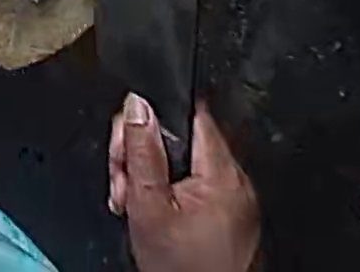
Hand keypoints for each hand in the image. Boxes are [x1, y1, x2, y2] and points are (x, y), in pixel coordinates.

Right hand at [109, 95, 259, 271]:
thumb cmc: (181, 268)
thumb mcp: (147, 202)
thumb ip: (141, 149)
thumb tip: (136, 104)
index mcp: (223, 177)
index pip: (191, 114)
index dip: (153, 113)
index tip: (128, 128)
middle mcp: (236, 185)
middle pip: (178, 137)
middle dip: (139, 149)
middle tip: (123, 175)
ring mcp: (234, 202)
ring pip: (178, 159)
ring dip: (145, 170)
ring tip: (130, 196)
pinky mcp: (227, 216)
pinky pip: (189, 181)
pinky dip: (162, 187)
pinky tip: (145, 205)